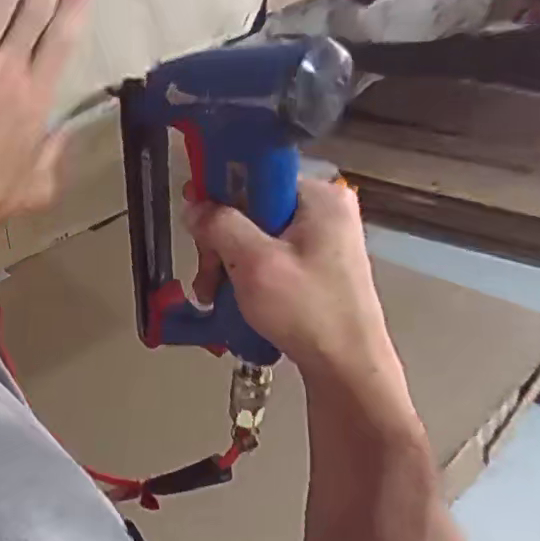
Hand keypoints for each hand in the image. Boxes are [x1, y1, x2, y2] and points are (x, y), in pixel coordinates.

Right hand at [184, 178, 399, 390]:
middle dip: (220, 241)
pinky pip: (266, 254)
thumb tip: (194, 207)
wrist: (345, 367)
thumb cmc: (306, 311)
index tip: (195, 213)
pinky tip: (231, 296)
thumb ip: (220, 226)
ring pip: (253, 234)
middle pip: (250, 207)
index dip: (220, 190)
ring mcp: (321, 239)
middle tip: (208, 273)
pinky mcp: (314, 264)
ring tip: (214, 292)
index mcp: (319, 198)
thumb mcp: (254, 263)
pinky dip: (243, 273)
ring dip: (225, 261)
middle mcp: (323, 211)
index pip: (256, 172)